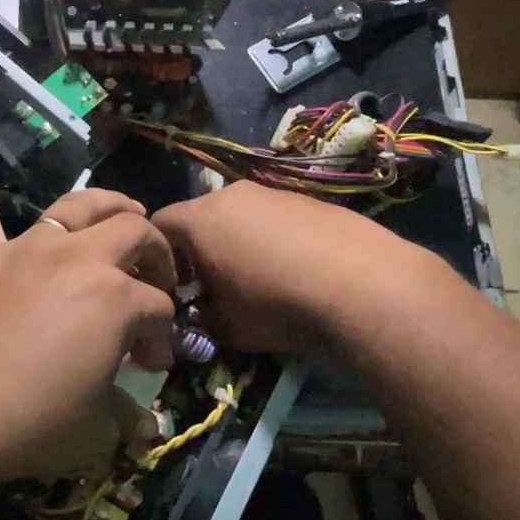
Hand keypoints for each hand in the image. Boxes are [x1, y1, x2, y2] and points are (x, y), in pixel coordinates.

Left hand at [0, 161, 176, 489]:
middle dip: (156, 251)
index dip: (163, 336)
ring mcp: (26, 253)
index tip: (151, 366)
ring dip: (105, 203)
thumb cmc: (32, 425)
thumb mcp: (96, 430)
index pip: (157, 307)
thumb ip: (122, 416)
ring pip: (74, 208)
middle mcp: (78, 261)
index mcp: (117, 299)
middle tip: (156, 279)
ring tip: (123, 207)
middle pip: (132, 234)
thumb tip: (140, 426)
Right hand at [152, 181, 436, 352]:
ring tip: (259, 280)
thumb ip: (201, 317)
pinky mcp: (309, 199)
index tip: (174, 289)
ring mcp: (273, 193)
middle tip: (214, 286)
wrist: (362, 282)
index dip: (158, 257)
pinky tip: (295, 270)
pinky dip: (273, 240)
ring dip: (237, 243)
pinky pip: (275, 218)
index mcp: (200, 220)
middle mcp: (231, 195)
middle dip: (199, 250)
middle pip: (199, 217)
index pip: (158, 225)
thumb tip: (202, 312)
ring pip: (239, 215)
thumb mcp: (225, 326)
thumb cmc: (276, 304)